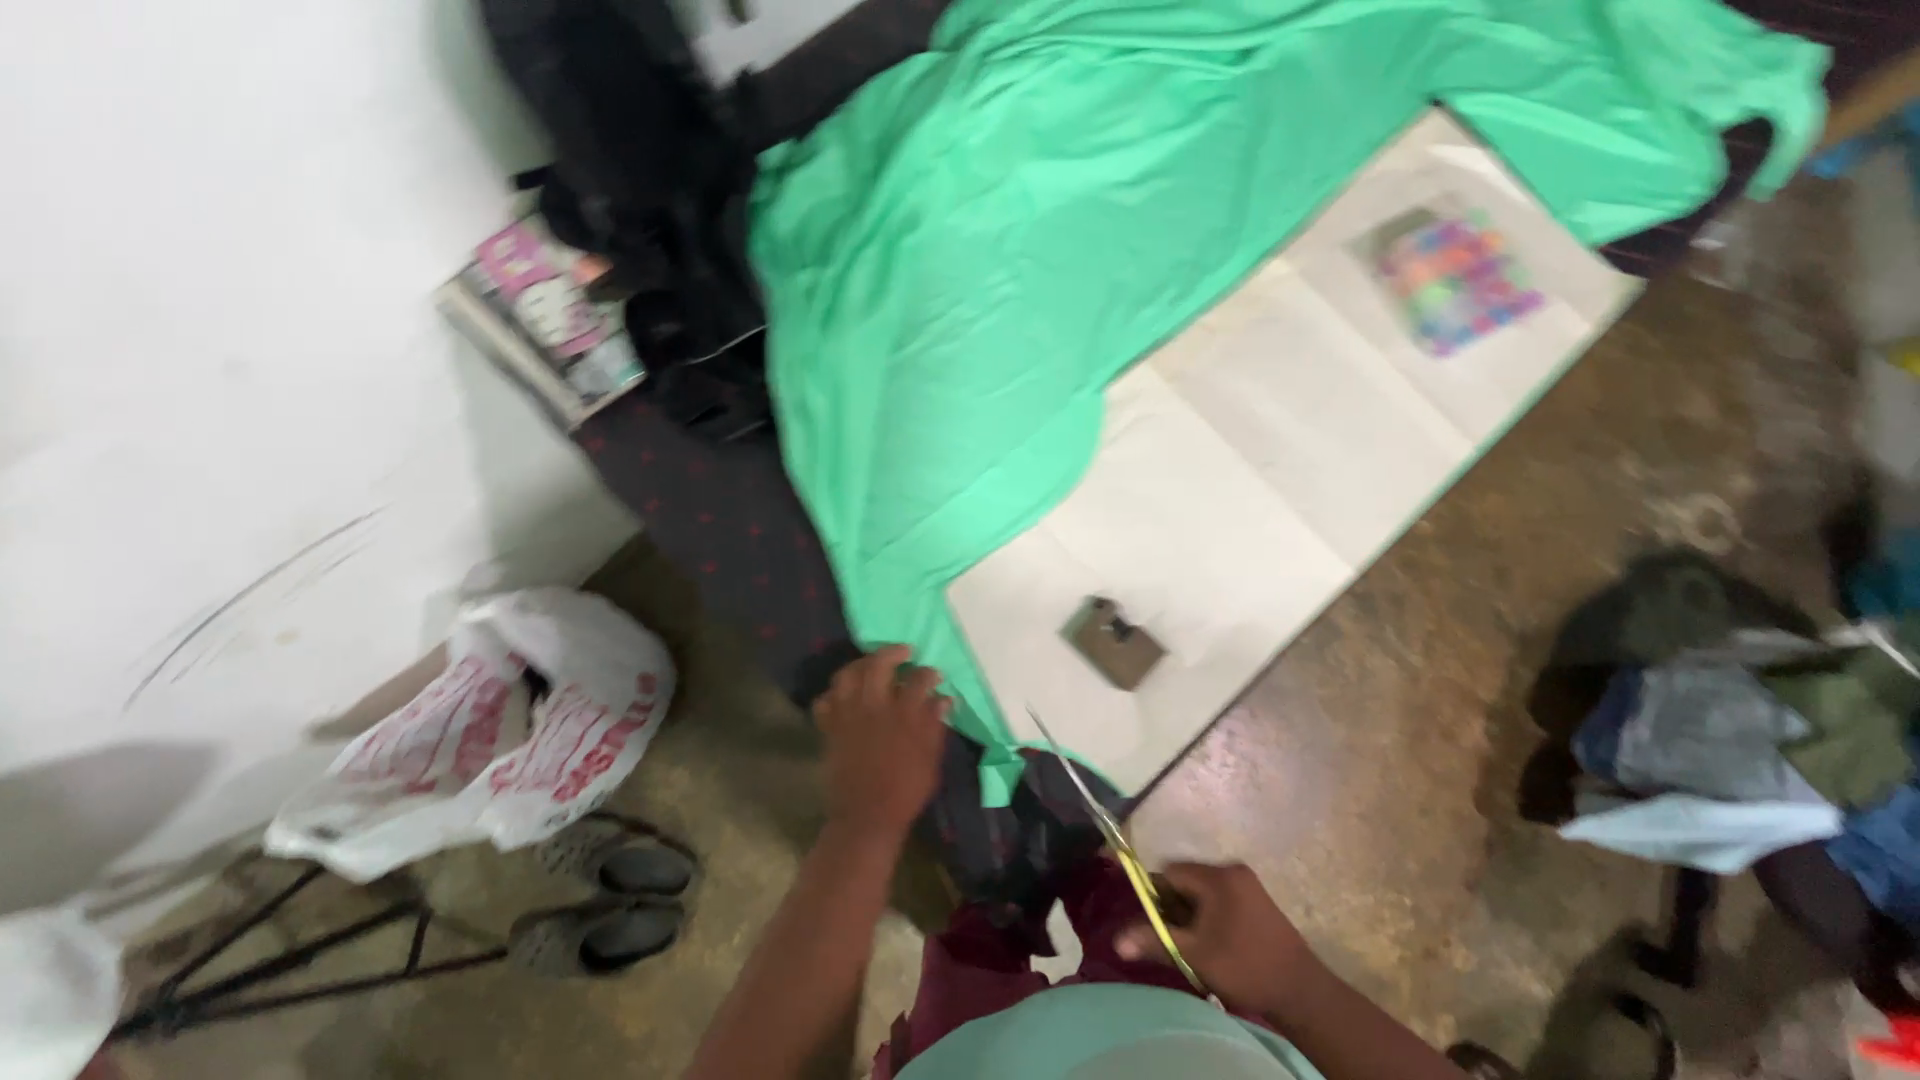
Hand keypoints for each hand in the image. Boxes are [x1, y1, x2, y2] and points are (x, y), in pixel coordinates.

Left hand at [812, 645, 951, 837]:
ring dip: (860, 665)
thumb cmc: (906, 790)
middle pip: (879, 664)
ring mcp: (847, 715)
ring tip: (871, 665)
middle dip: (893, 652)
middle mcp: (873, 706)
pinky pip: (825, 700)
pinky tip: (845, 695)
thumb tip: (942, 699)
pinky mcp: (830, 728)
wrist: (866, 816)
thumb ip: (935, 725)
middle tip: (904, 652)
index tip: (934, 674)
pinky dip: (834, 693)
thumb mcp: (931, 758)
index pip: (918, 679)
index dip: (928, 673)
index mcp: (903, 714)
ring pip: (847, 675)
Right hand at [1115, 861, 1328, 1018]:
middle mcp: (1233, 870)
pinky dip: (1209, 916)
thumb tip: (1116, 940)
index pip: (1169, 873)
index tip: (1157, 926)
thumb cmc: (1245, 968)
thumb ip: (1154, 940)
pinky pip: (1219, 898)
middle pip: (1186, 881)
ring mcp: (1248, 884)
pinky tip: (1214, 944)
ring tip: (1195, 946)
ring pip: (1202, 892)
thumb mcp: (1194, 955)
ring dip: (1192, 915)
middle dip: (1175, 908)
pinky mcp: (1257, 900)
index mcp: (1218, 877)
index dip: (1156, 898)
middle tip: (1176, 940)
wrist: (1301, 992)